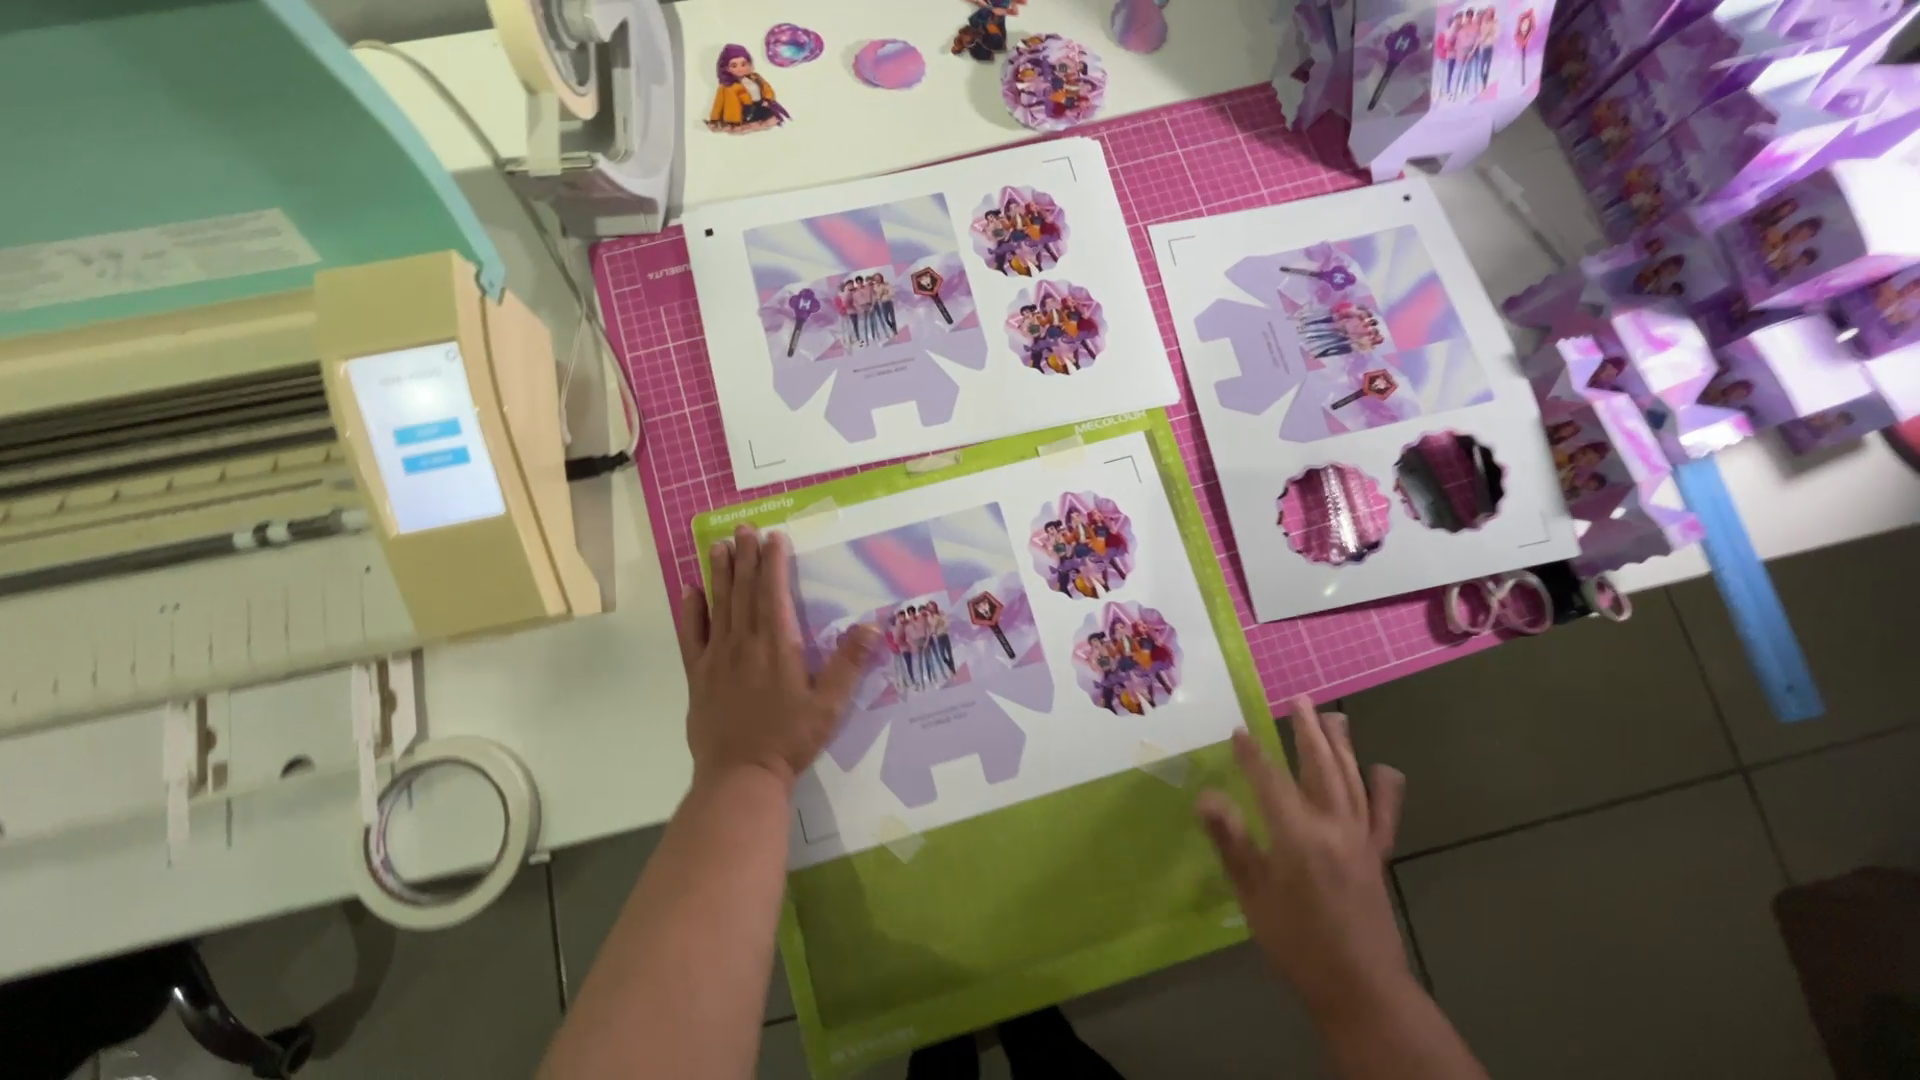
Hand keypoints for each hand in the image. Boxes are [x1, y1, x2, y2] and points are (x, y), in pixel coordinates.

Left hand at [677, 526, 877, 790]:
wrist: (740, 775)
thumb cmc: (789, 739)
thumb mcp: (829, 705)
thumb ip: (848, 664)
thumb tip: (870, 626)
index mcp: (777, 646)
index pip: (774, 593)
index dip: (774, 562)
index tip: (774, 536)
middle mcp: (744, 643)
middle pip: (744, 591)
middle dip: (745, 557)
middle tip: (744, 528)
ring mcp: (716, 658)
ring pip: (718, 605)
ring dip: (719, 573)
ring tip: (718, 545)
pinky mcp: (698, 676)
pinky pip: (691, 636)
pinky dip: (691, 611)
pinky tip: (690, 591)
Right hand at [1197, 696, 1411, 1020]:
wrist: (1360, 987)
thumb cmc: (1297, 943)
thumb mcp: (1253, 895)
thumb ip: (1232, 842)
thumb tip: (1207, 797)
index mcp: (1298, 836)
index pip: (1271, 781)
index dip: (1253, 754)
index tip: (1239, 727)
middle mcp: (1334, 827)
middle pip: (1321, 768)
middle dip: (1307, 732)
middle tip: (1299, 700)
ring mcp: (1361, 839)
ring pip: (1352, 781)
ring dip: (1342, 746)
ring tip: (1335, 717)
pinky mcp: (1377, 855)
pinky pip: (1383, 814)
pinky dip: (1384, 788)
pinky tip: (1383, 770)